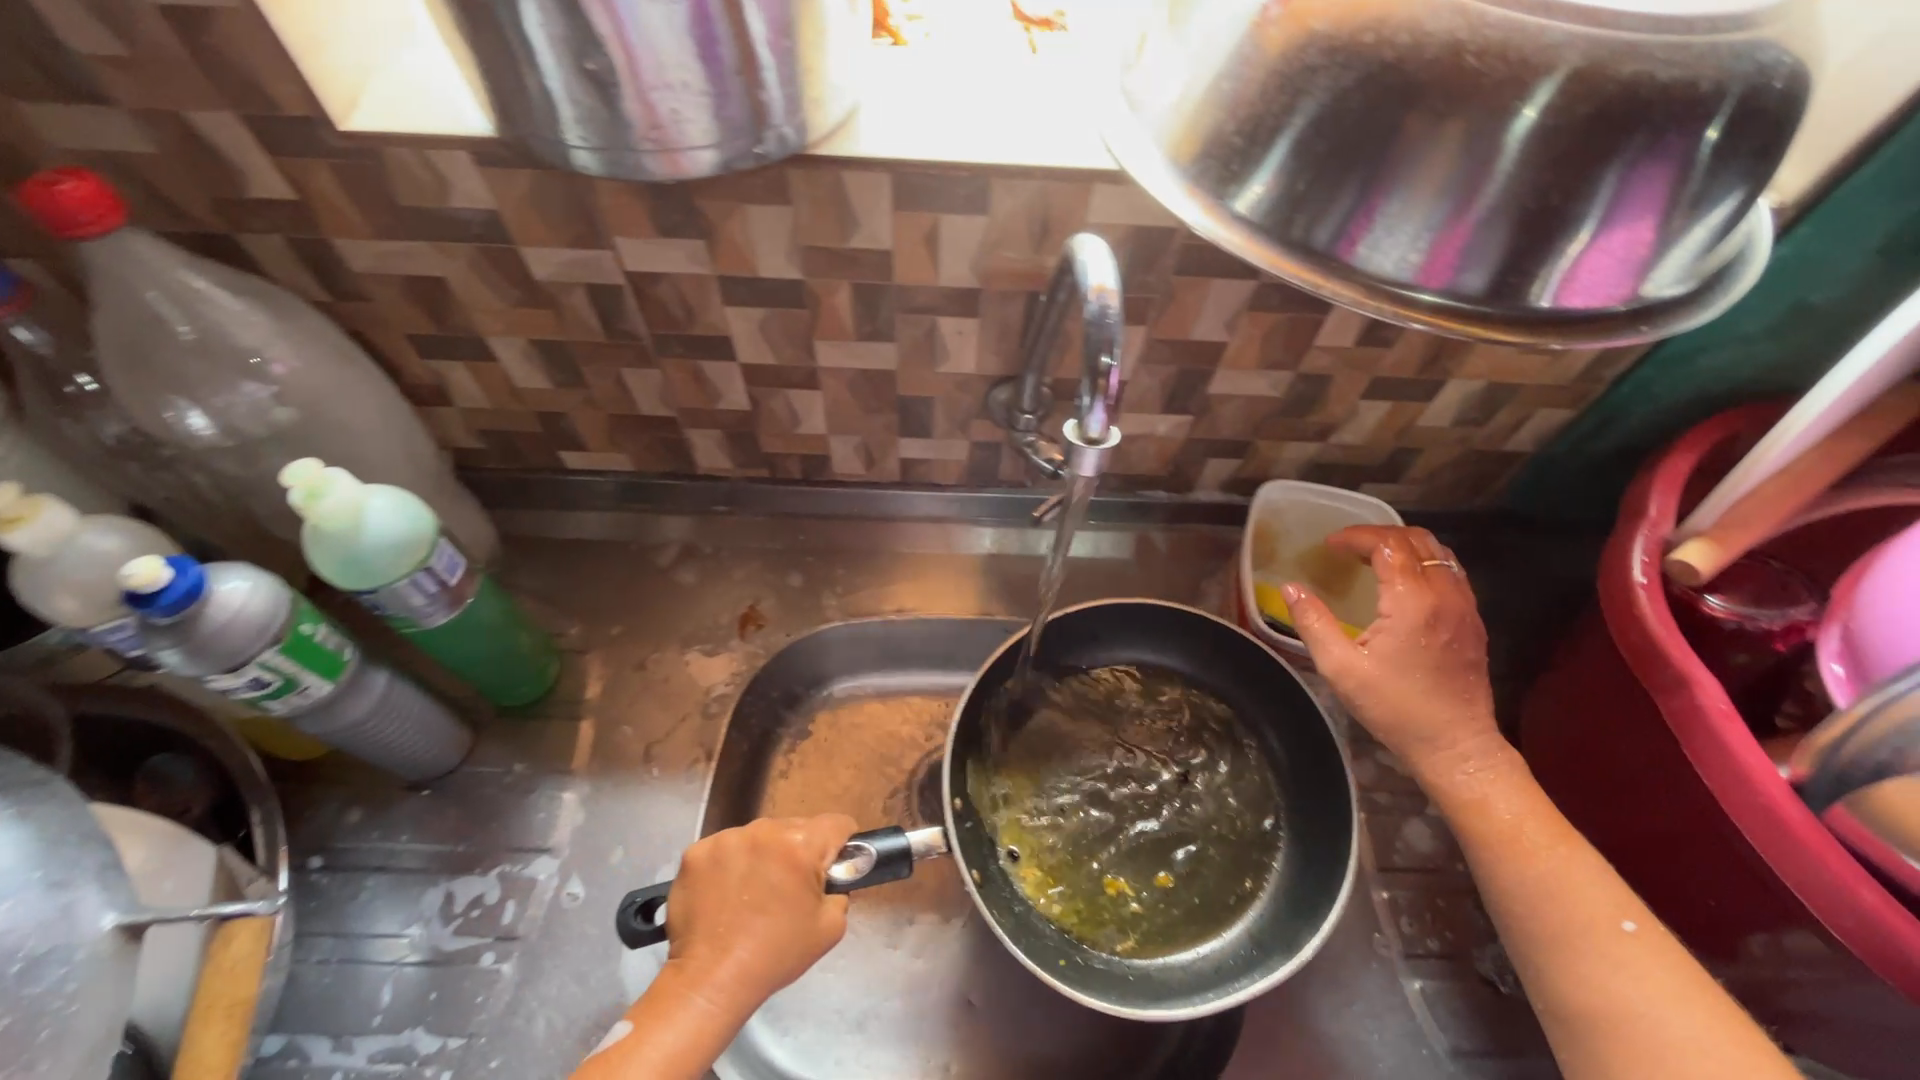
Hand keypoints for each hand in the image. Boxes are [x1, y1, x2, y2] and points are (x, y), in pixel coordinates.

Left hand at [662, 814, 857, 1020]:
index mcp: (800, 845)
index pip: (837, 824)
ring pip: (758, 837)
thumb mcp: (830, 928)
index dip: (842, 844)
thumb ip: (838, 891)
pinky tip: (724, 895)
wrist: (711, 980)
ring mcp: (725, 839)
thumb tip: (829, 879)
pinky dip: (729, 865)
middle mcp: (763, 831)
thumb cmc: (775, 955)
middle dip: (798, 852)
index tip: (833, 866)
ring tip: (752, 894)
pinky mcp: (695, 853)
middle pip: (795, 828)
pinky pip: (724, 849)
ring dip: (763, 856)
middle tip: (790, 889)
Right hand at [1282, 526, 1503, 777]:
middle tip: (1349, 548)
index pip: (1388, 544)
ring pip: (1440, 553)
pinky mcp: (1473, 621)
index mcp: (1412, 601)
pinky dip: (1424, 564)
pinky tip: (1403, 585)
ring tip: (1374, 559)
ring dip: (1405, 546)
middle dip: (1380, 534)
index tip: (1329, 546)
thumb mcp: (1340, 669)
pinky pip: (1451, 573)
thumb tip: (1291, 588)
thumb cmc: (1394, 708)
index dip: (1356, 536)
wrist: (1455, 744)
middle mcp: (1445, 594)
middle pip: (1417, 539)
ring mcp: (1465, 607)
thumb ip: (1313, 623)